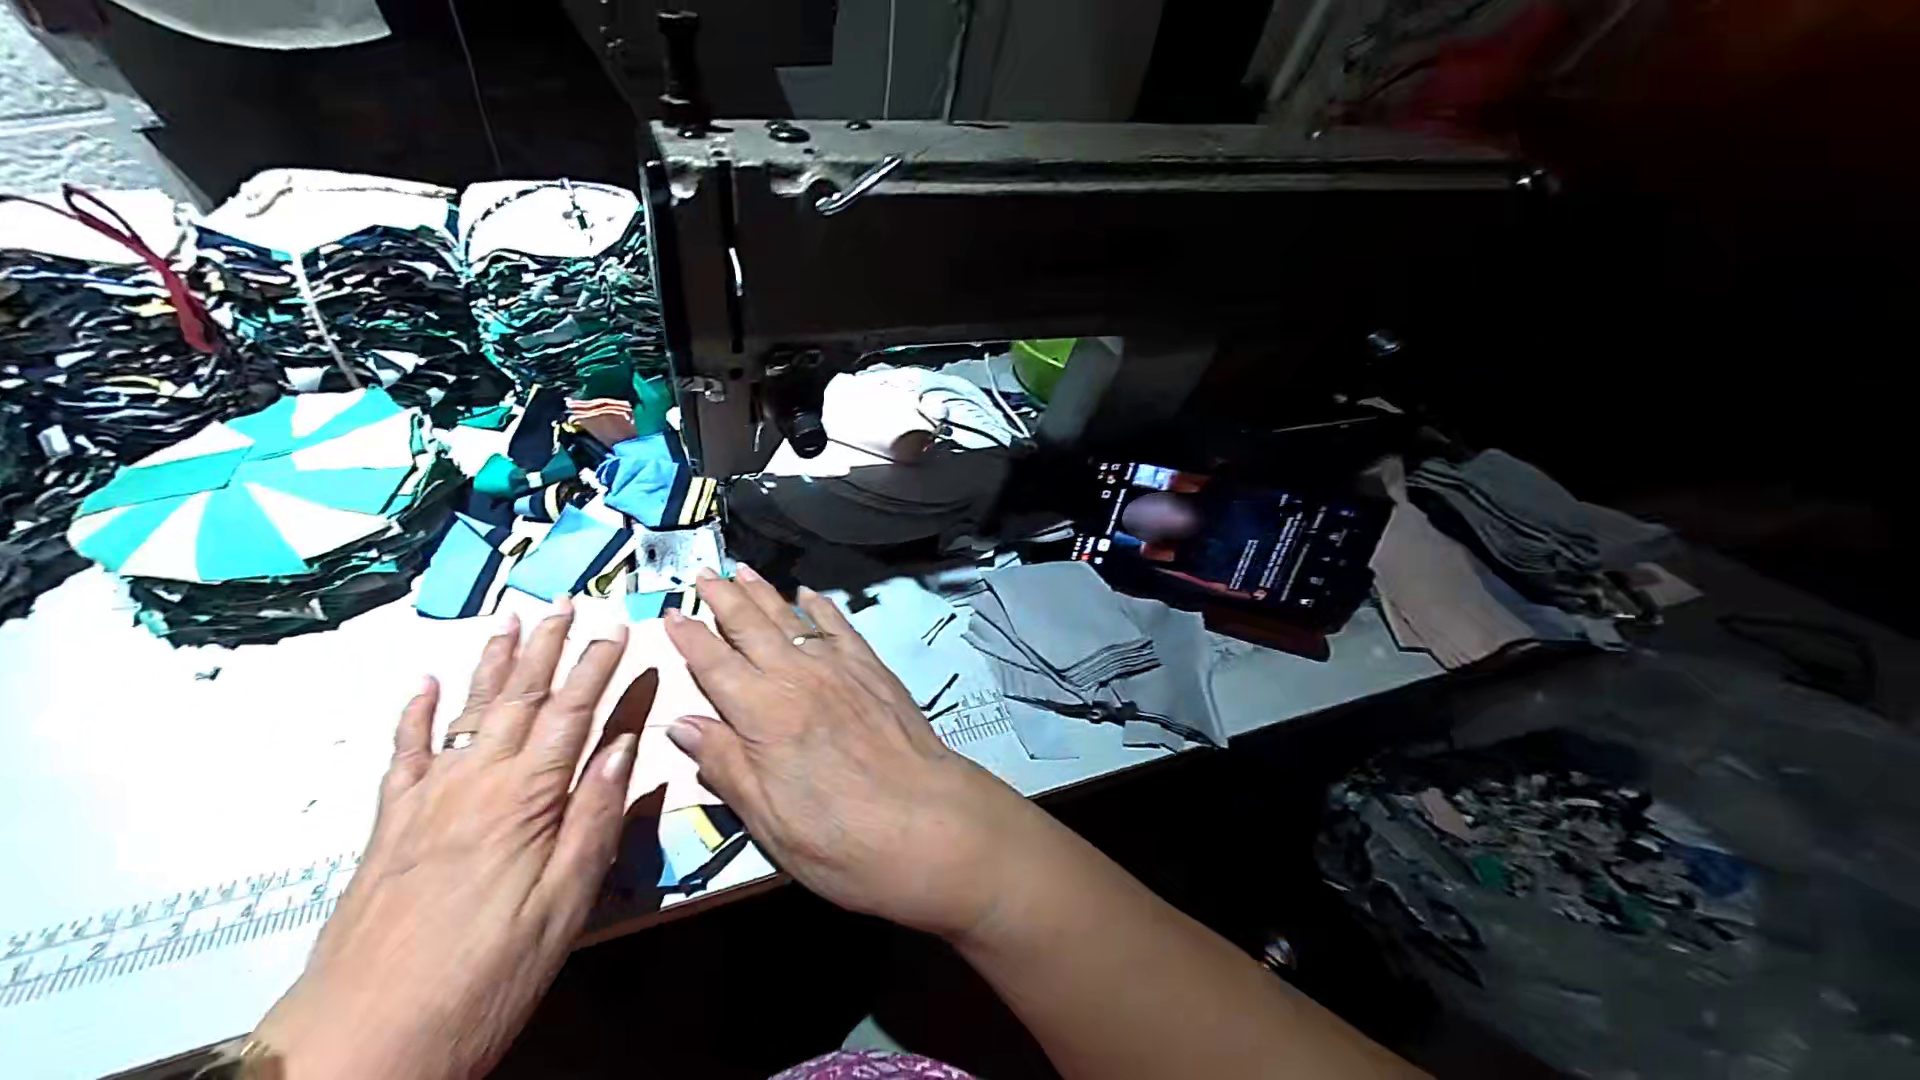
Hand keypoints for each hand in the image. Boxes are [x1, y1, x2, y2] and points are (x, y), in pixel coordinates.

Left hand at [255, 601, 636, 1079]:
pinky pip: (404, 756)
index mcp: (525, 799)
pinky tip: (426, 684)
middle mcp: (474, 784)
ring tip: (509, 622)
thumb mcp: (564, 903)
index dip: (598, 666)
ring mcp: (426, 802)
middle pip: (520, 699)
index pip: (573, 712)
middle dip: (548, 648)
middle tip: (565, 606)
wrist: (358, 1050)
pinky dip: (417, 715)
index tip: (618, 628)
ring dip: (492, 664)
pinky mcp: (389, 829)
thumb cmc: (486, 976)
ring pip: (468, 713)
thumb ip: (594, 816)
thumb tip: (623, 745)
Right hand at [662, 567, 1057, 939]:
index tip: (669, 614)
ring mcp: (840, 669)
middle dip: (723, 598)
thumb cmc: (842, 840)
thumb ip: (726, 765)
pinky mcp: (875, 672)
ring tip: (742, 570)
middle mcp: (798, 678)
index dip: (689, 638)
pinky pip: (841, 628)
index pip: (714, 664)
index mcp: (763, 714)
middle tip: (703, 573)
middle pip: (751, 628)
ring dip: (764, 593)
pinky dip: (822, 608)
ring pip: (793, 619)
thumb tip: (681, 723)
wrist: (931, 825)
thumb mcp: (768, 820)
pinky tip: (810, 595)